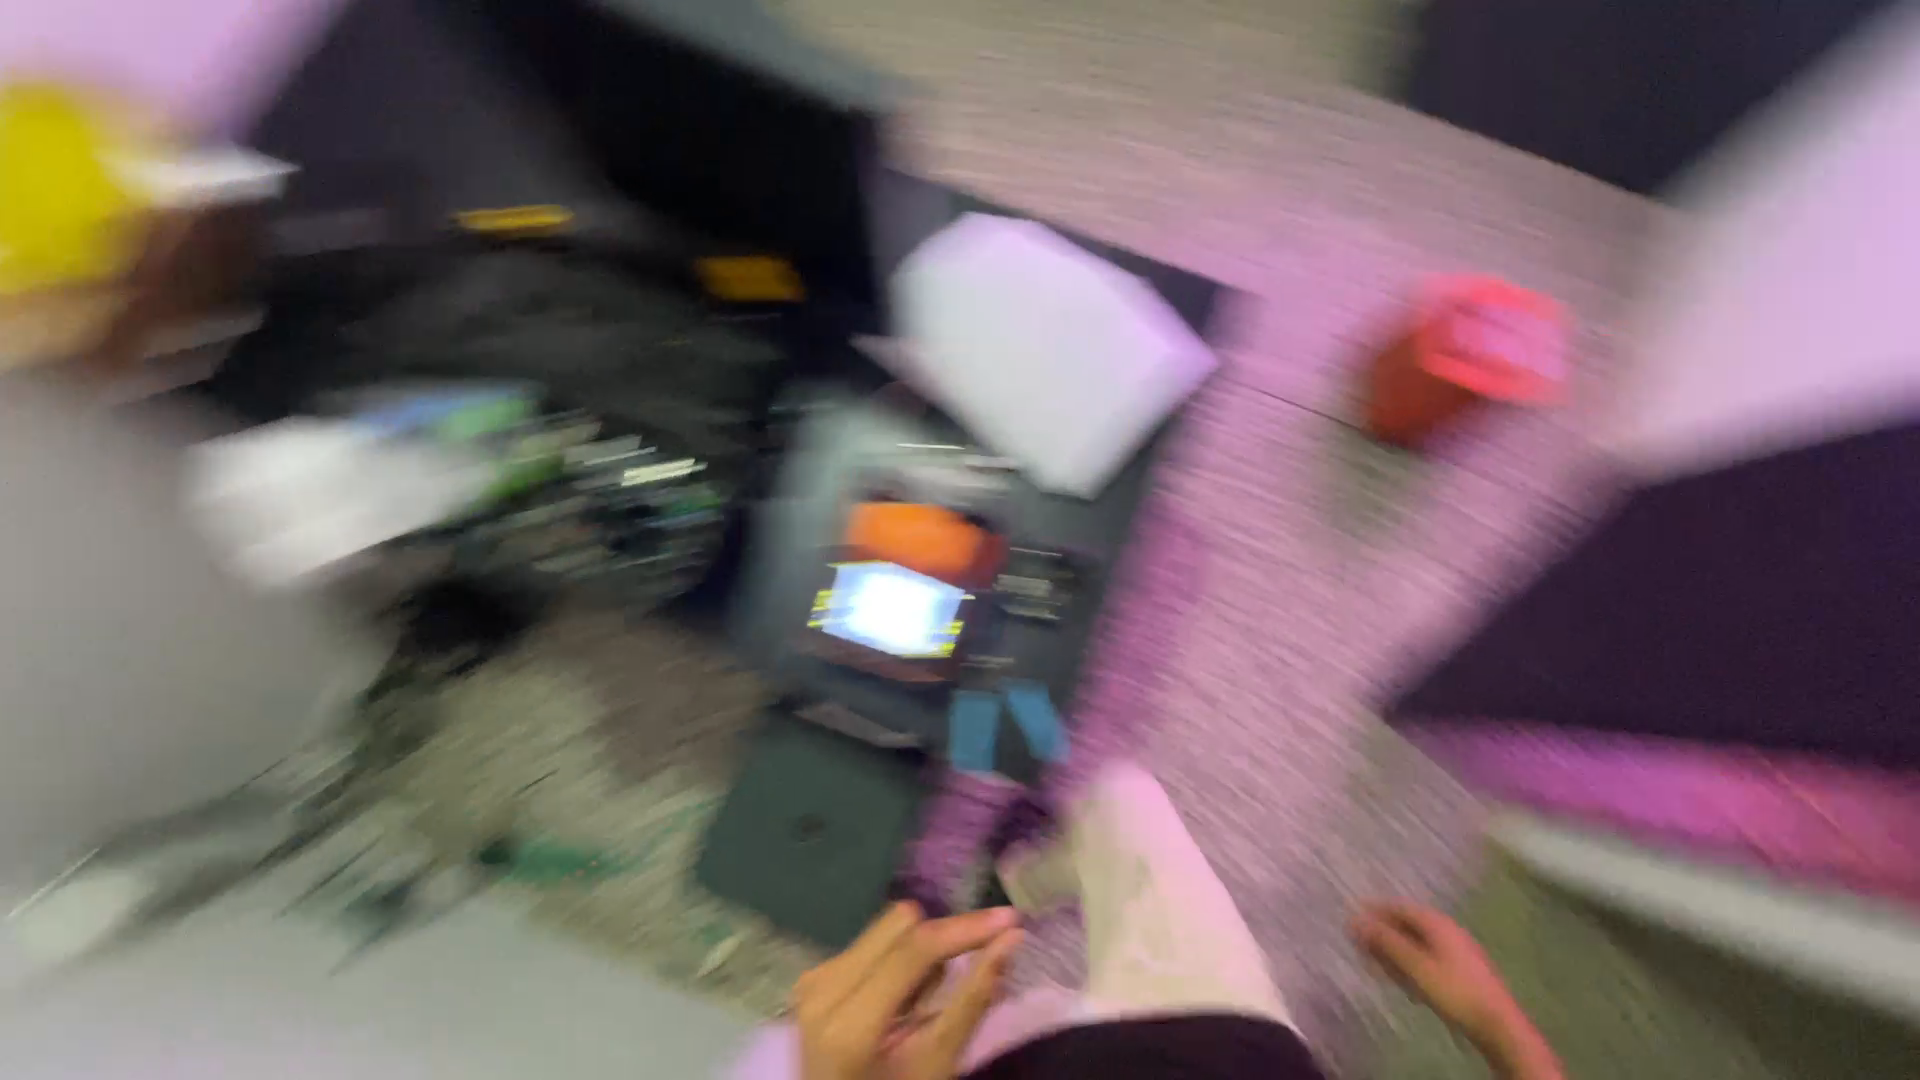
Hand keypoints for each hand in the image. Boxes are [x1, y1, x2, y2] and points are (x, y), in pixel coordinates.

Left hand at [794, 902, 1023, 1079]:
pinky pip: (872, 940)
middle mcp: (823, 986)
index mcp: (849, 1023)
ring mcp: (815, 977)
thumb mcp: (938, 1063)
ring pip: (888, 925)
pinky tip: (900, 1000)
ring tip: (921, 1002)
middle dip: (941, 940)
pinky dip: (899, 959)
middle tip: (957, 980)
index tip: (1010, 919)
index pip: (915, 950)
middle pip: (901, 922)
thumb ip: (973, 998)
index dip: (965, 928)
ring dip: (920, 950)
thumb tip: (1011, 938)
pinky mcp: (816, 973)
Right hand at [1349, 901, 1518, 1044]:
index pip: (1397, 907)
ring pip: (1416, 944)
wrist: (1499, 1027)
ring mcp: (1457, 951)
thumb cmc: (1454, 991)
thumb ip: (1384, 941)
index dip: (1373, 912)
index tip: (1352, 923)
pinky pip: (1428, 959)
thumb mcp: (1414, 965)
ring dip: (1395, 953)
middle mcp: (1447, 930)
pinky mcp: (1462, 971)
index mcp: (1436, 922)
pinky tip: (1407, 983)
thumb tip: (1355, 920)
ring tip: (1381, 970)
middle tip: (1363, 950)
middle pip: (1407, 925)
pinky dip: (1411, 965)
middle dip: (1383, 936)